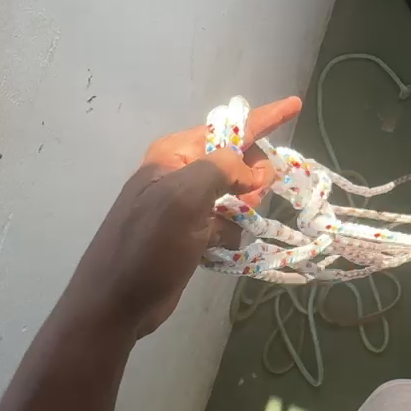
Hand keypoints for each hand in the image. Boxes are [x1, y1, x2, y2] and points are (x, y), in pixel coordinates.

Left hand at [60, 97, 302, 338]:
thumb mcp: (183, 197)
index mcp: (175, 154)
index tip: (296, 104)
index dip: (266, 117)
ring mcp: (187, 205)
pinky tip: (219, 247)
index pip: (230, 128)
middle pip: (239, 160)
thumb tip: (251, 173)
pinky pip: (229, 222)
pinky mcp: (193, 234)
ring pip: (239, 193)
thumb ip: (221, 169)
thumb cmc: (146, 246)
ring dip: (244, 209)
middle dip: (254, 174)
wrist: (114, 305)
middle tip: (255, 196)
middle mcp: (182, 173)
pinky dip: (232, 233)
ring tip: (233, 226)